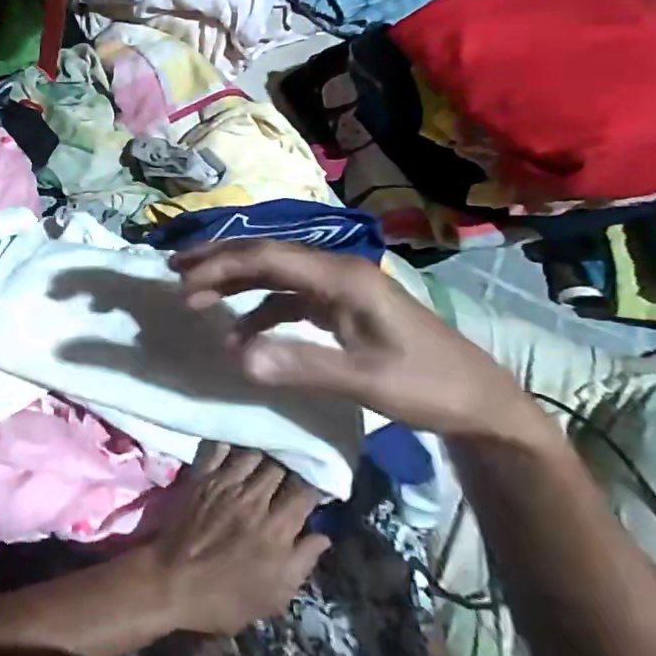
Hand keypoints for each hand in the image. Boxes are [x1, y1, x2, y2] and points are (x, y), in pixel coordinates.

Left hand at [141, 445, 328, 635]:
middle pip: (279, 468)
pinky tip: (236, 445)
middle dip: (290, 466)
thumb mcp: (275, 594)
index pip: (303, 493)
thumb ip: (302, 561)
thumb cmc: (227, 597)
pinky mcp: (200, 478)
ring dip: (263, 454)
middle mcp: (253, 499)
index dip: (314, 487)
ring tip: (269, 454)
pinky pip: (218, 451)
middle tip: (294, 467)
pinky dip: (230, 446)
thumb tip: (322, 536)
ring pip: (251, 455)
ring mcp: (224, 485)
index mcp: (277, 528)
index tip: (317, 488)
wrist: (172, 580)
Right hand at [169, 240, 547, 443]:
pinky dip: (256, 309)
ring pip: (271, 271)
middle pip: (265, 254)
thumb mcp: (367, 380)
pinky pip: (284, 297)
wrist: (482, 401)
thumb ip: (302, 365)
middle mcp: (335, 270)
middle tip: (173, 270)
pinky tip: (238, 332)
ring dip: (232, 279)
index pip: (267, 258)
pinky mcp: (339, 305)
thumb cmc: (428, 385)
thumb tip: (236, 357)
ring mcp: (337, 287)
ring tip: (192, 291)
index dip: (221, 264)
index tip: (182, 281)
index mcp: (341, 277)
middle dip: (217, 259)